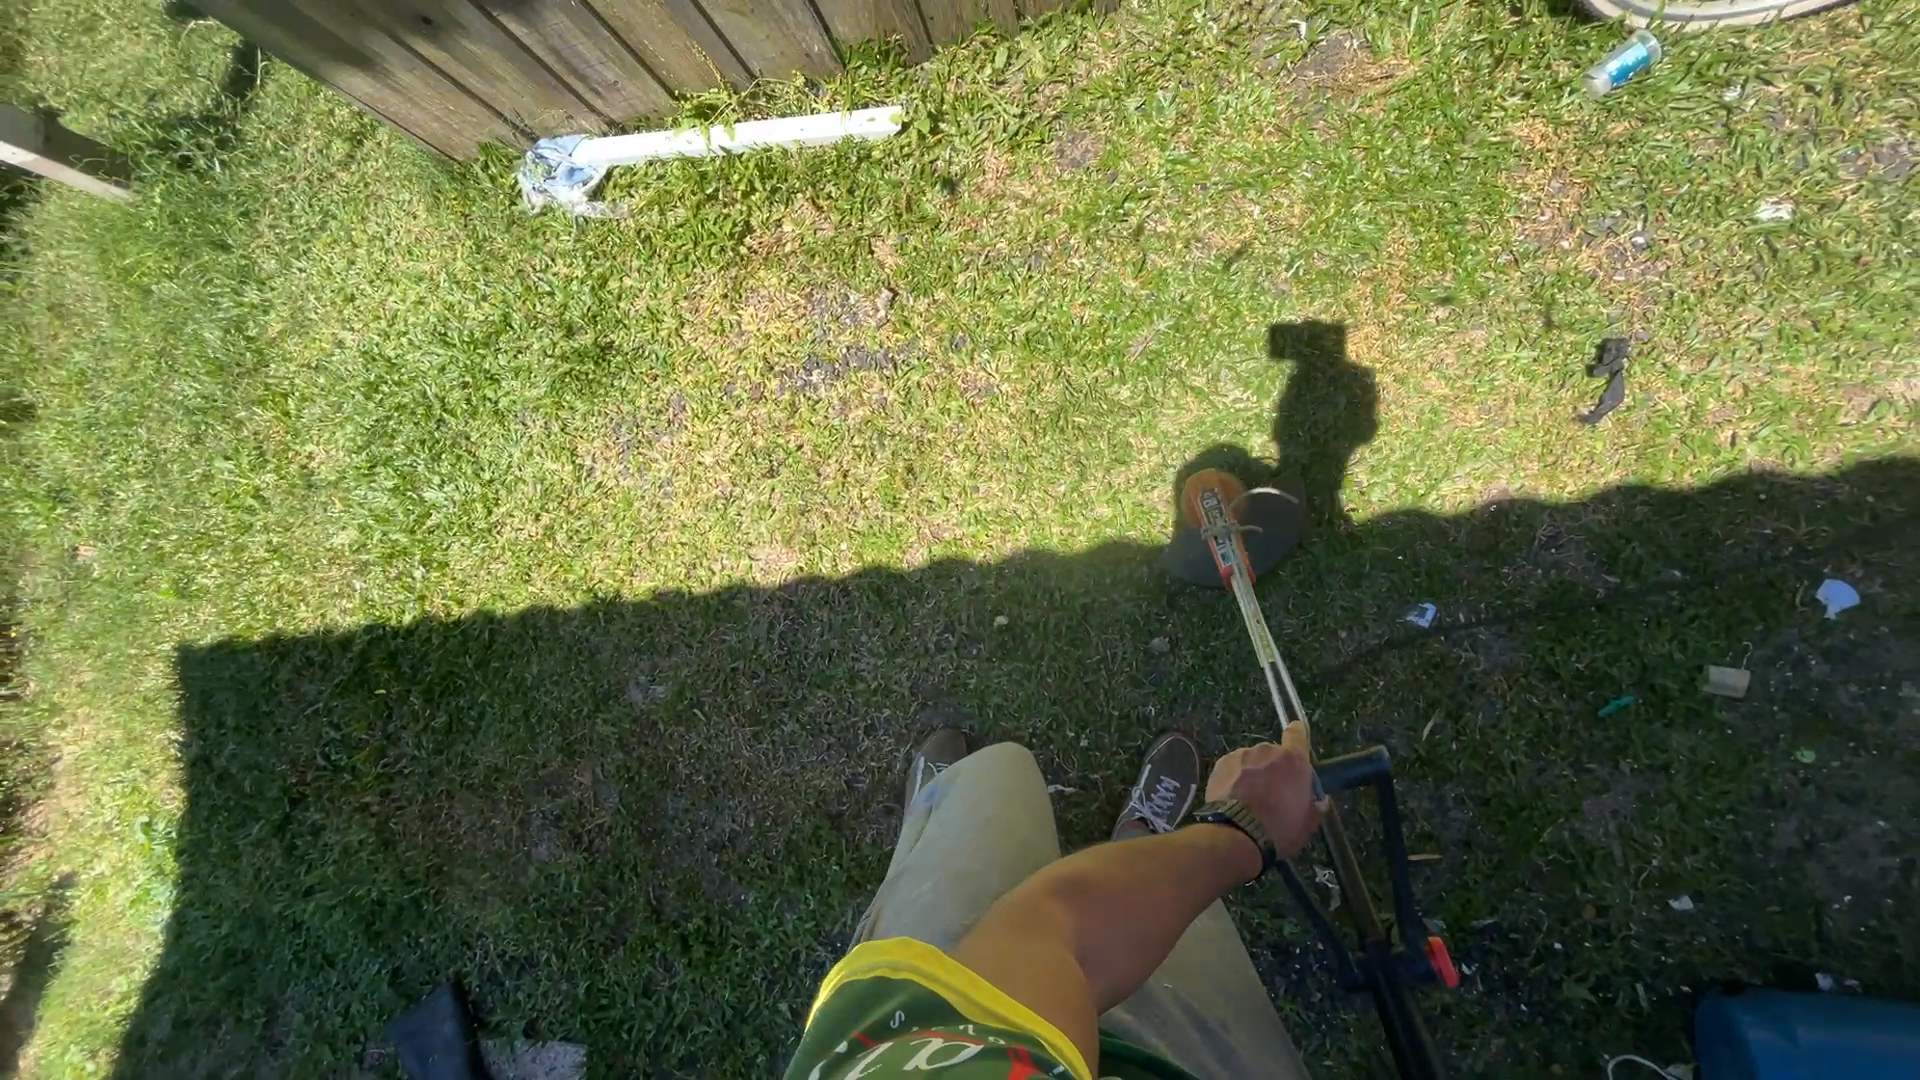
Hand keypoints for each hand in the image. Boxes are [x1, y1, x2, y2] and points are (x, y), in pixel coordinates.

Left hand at [1205, 722, 1323, 857]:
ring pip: (1251, 761)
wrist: (1237, 833)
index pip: (1297, 735)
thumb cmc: (1280, 828)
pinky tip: (1234, 797)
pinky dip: (1234, 778)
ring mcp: (1241, 755)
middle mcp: (1266, 751)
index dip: (1297, 734)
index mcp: (1293, 761)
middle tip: (1272, 792)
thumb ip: (1314, 806)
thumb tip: (1318, 801)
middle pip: (1273, 755)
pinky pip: (1233, 768)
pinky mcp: (1221, 764)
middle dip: (1274, 769)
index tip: (1296, 732)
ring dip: (1253, 773)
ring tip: (1249, 799)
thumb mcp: (1307, 823)